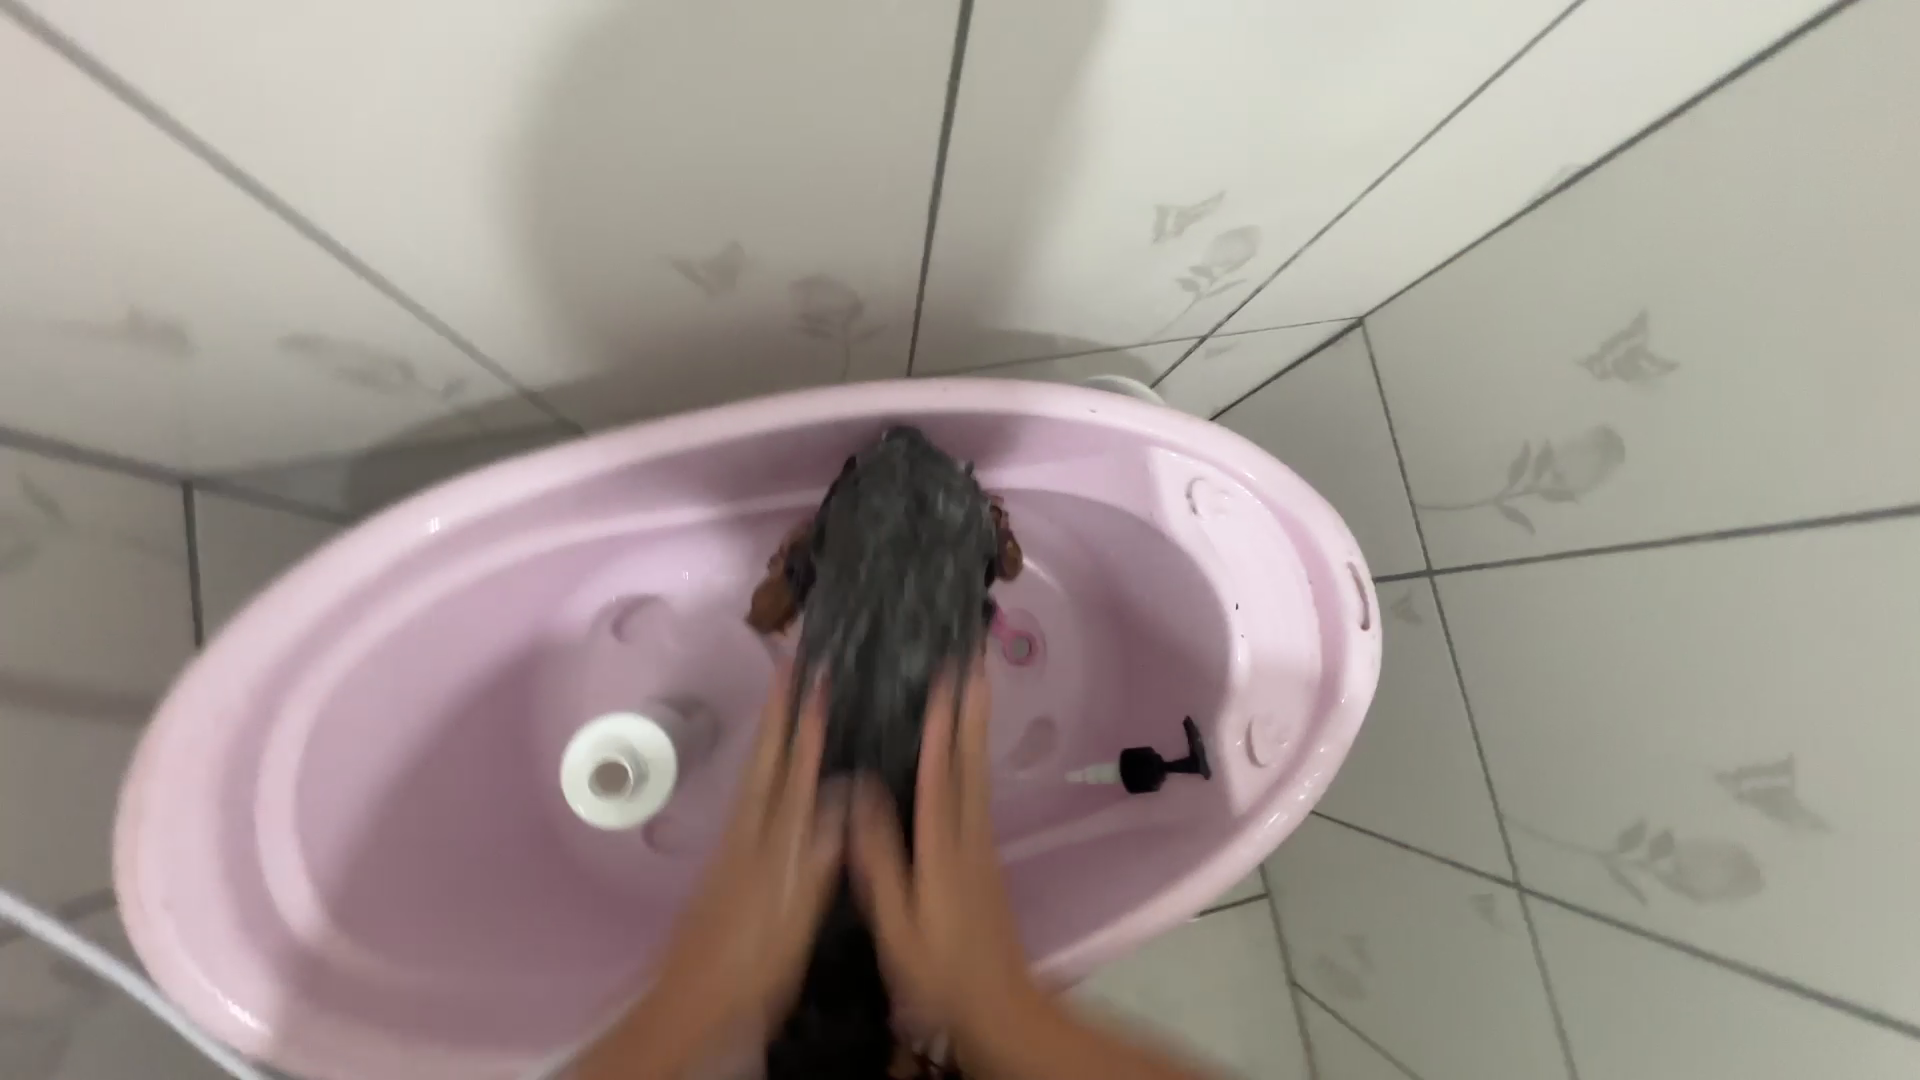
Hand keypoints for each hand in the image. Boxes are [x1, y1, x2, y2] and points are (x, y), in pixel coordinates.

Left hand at [576, 665, 844, 1078]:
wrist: (692, 1001)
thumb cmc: (755, 963)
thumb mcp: (797, 914)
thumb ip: (820, 853)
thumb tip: (846, 793)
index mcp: (775, 839)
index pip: (796, 768)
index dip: (809, 723)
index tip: (819, 678)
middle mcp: (753, 827)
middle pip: (768, 755)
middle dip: (780, 706)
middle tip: (789, 660)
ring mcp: (737, 838)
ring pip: (757, 767)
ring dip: (771, 725)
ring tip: (783, 692)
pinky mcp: (729, 853)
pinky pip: (752, 787)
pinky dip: (765, 757)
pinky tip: (771, 758)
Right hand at [847, 656, 1043, 1044]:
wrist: (998, 1003)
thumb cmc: (938, 968)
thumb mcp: (897, 923)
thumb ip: (879, 860)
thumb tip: (858, 796)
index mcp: (942, 846)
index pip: (941, 774)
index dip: (942, 726)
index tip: (944, 681)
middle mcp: (967, 831)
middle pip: (971, 758)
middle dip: (973, 707)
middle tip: (976, 662)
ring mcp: (980, 838)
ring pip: (979, 768)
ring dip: (977, 723)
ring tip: (976, 684)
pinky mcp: (984, 848)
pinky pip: (977, 785)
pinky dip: (973, 752)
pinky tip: (966, 742)